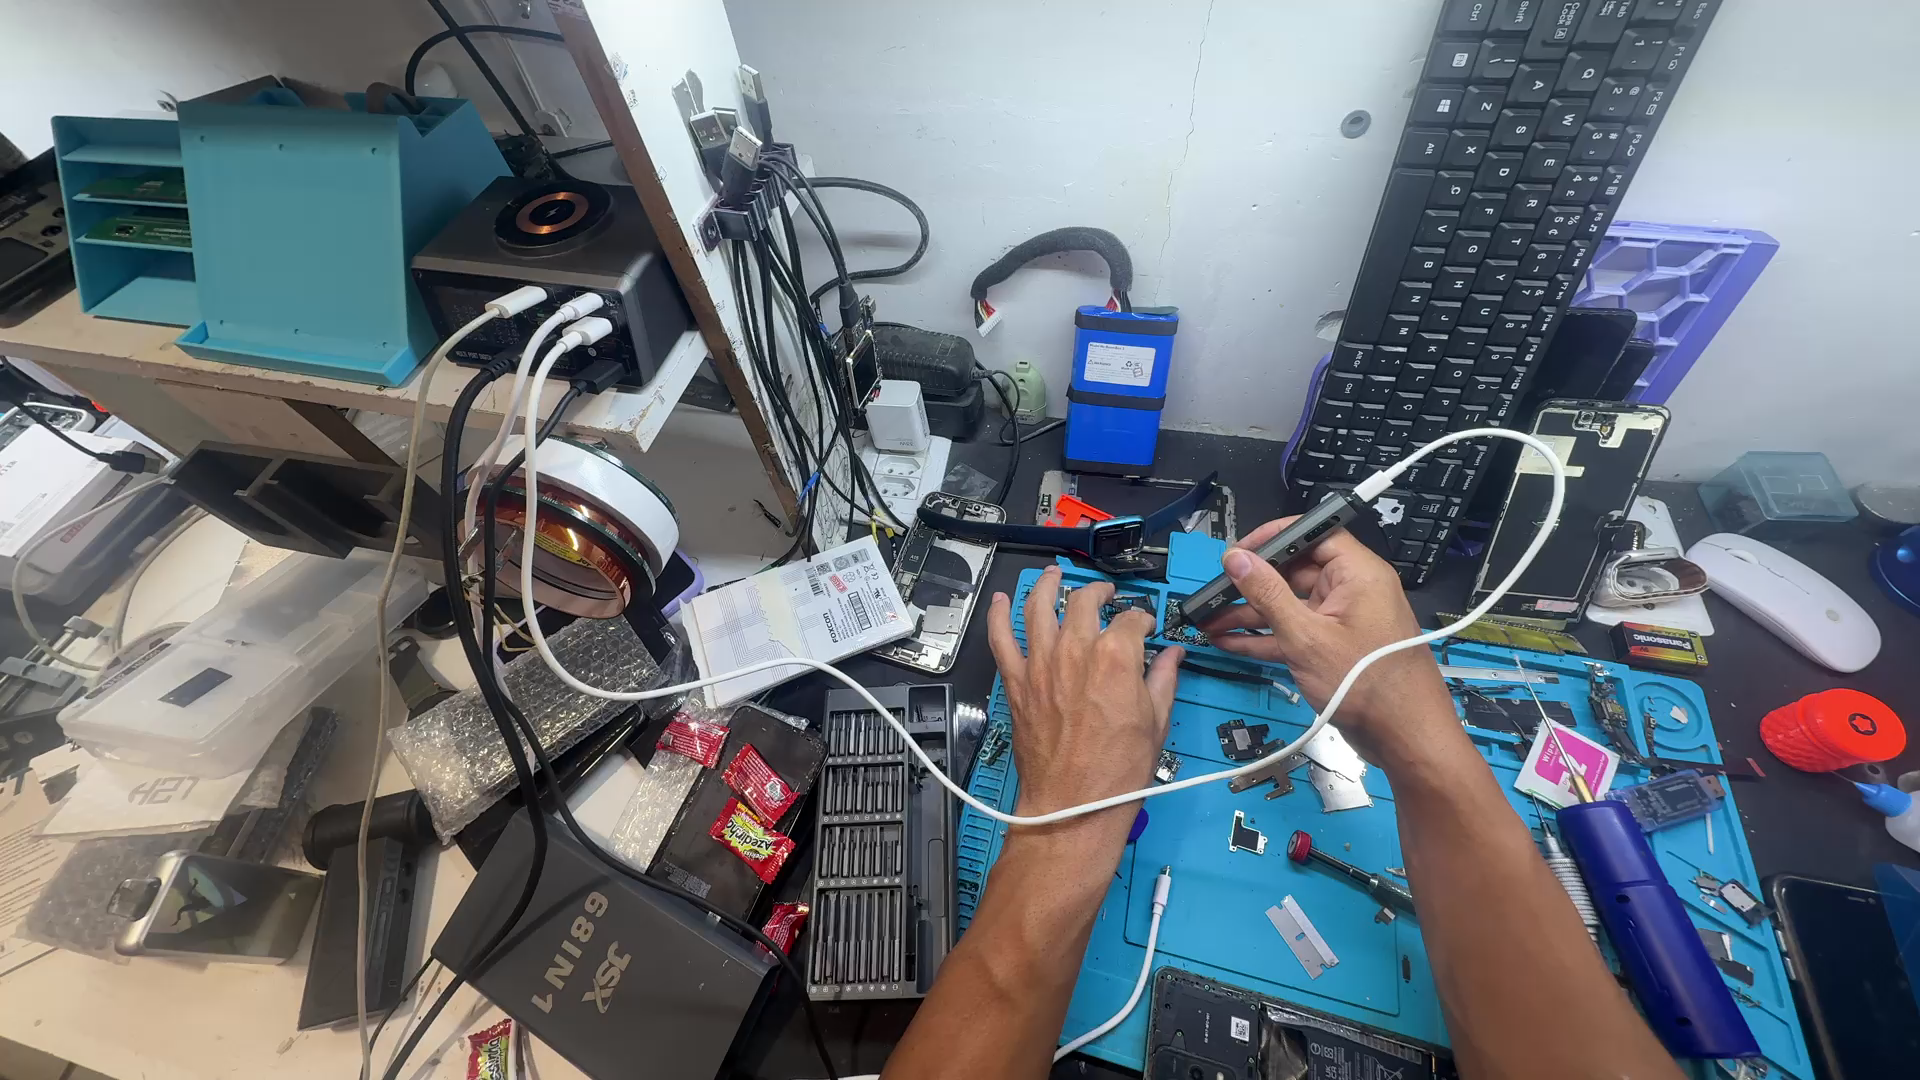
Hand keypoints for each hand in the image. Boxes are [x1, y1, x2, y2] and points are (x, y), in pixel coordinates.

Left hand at [987, 566, 1182, 827]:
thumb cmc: (1118, 771)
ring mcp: (1041, 663)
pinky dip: (999, 615)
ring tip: (1053, 574)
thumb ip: (1163, 679)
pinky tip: (1002, 600)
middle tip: (1104, 595)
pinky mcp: (1017, 681)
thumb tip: (1173, 656)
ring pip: (1039, 607)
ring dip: (1047, 585)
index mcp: (1117, 657)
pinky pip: (1001, 638)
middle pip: (1084, 602)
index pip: (1131, 620)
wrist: (1073, 805)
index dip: (1142, 620)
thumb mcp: (1156, 722)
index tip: (1145, 627)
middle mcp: (1075, 650)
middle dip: (1098, 593)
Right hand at [1198, 519, 1456, 767]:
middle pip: (1294, 573)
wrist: (1405, 741)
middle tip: (1214, 593)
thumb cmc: (1366, 684)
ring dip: (1249, 614)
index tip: (1238, 551)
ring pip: (1288, 606)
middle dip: (1251, 584)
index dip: (1273, 538)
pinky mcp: (1333, 648)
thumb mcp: (1305, 636)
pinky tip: (1229, 642)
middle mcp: (1351, 591)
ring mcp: (1341, 622)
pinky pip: (1293, 632)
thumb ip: (1266, 593)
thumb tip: (1236, 558)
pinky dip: (1264, 637)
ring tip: (1209, 621)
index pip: (1313, 536)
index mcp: (1357, 575)